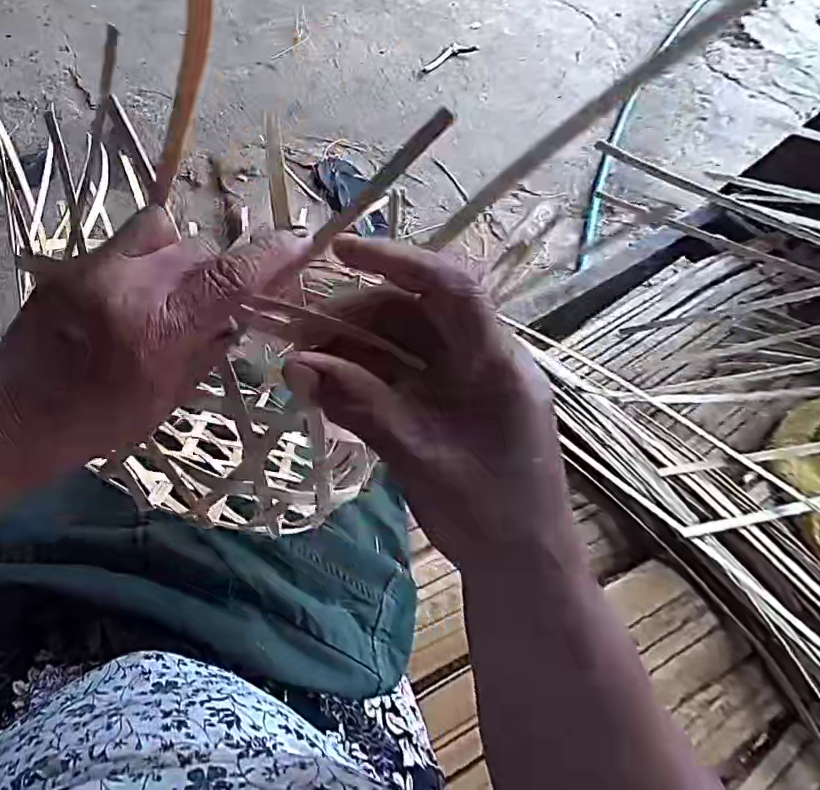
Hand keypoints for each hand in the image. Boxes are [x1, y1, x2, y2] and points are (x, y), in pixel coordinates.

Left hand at [0, 207, 306, 496]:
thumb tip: (237, 320)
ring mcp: (97, 267)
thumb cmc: (92, 423)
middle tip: (210, 303)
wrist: (10, 413)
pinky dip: (147, 254)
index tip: (300, 242)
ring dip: (180, 257)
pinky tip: (133, 287)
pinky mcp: (74, 261)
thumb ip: (205, 352)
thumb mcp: (163, 400)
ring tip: (167, 290)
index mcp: (159, 331)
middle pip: (199, 252)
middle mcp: (131, 287)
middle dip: (215, 273)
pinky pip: (129, 239)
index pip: (229, 278)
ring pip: (166, 232)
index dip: (271, 256)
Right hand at [284, 236, 572, 571]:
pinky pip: (402, 366)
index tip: (340, 251)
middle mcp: (483, 356)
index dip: (397, 259)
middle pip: (415, 310)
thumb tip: (294, 366)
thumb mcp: (418, 458)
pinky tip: (330, 380)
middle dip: (354, 313)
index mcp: (495, 362)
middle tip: (299, 331)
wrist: (526, 569)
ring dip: (353, 342)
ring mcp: (466, 376)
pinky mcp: (450, 396)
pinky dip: (365, 368)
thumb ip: (358, 406)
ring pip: (403, 336)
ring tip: (306, 358)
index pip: (452, 287)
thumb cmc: (488, 515)